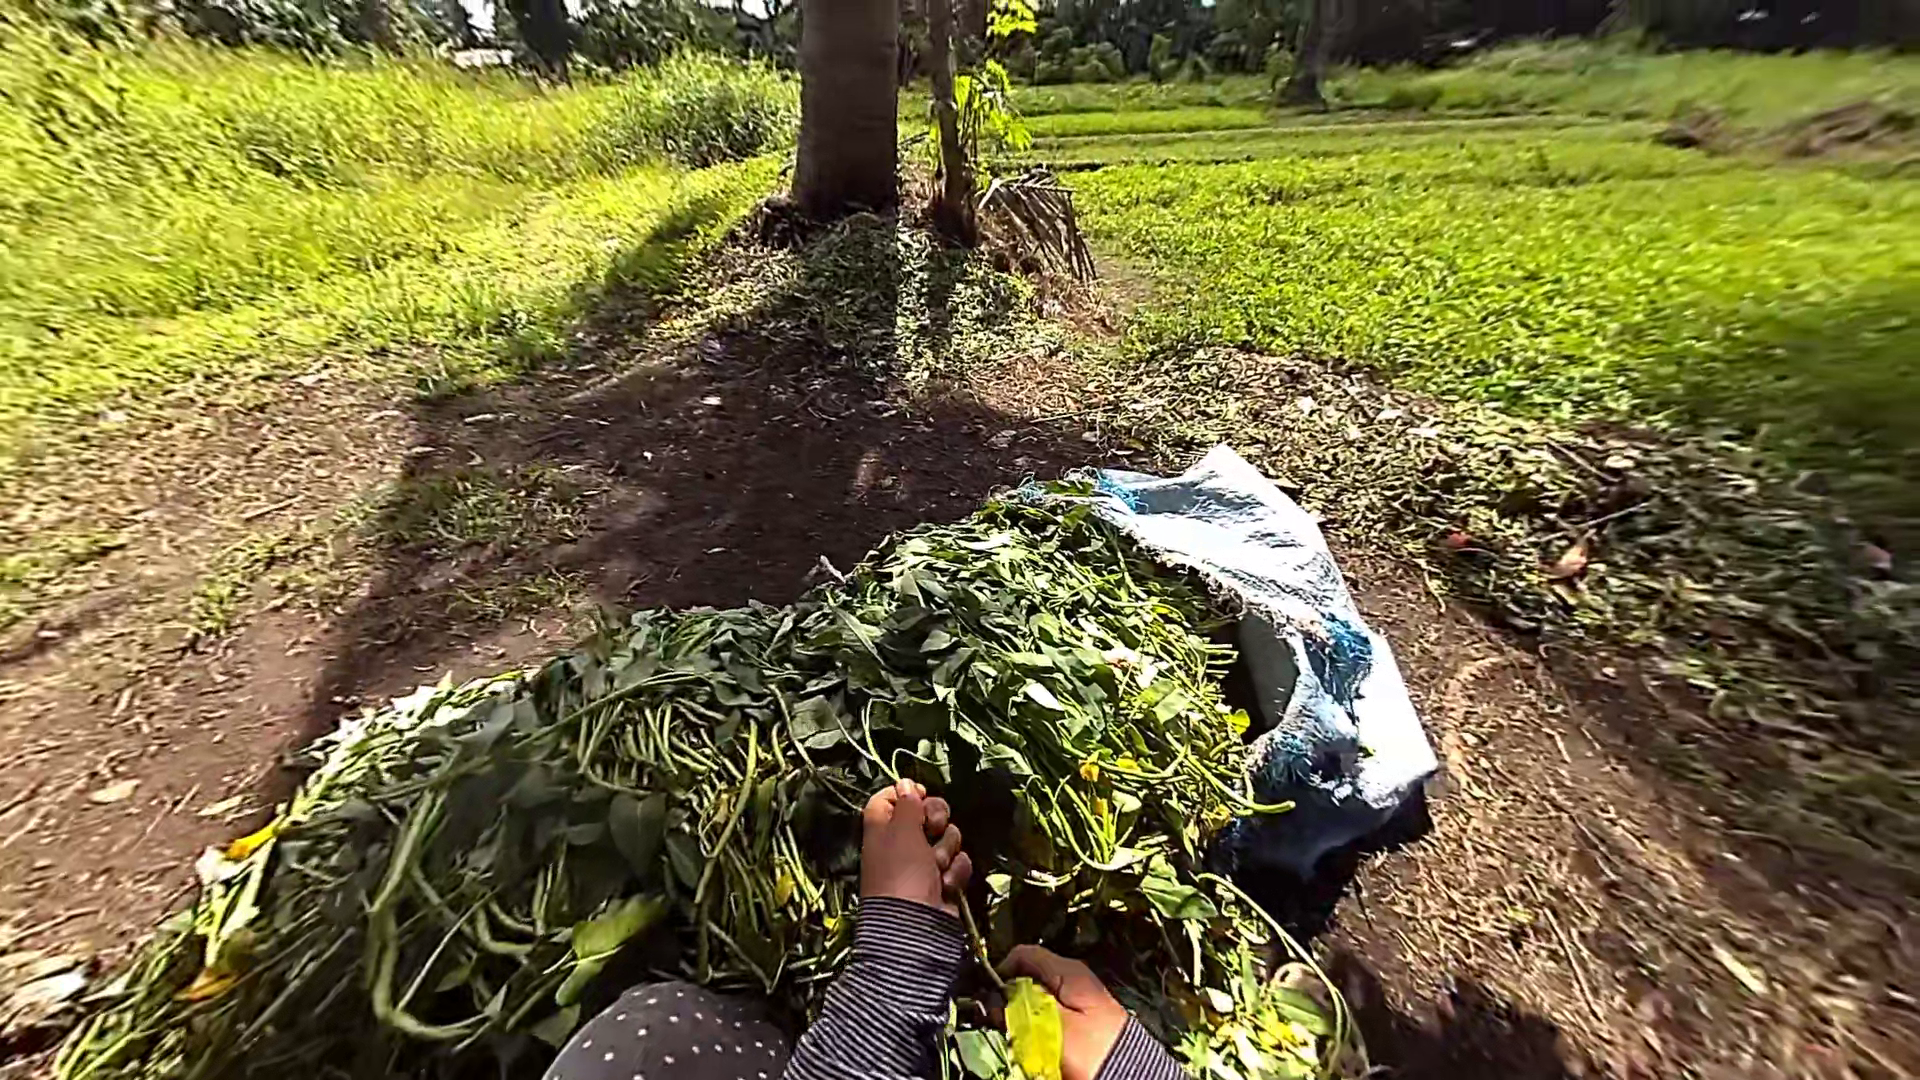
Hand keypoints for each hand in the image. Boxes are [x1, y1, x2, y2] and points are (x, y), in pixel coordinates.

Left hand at [860, 779, 971, 916]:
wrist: (916, 930)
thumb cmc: (902, 872)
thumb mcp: (902, 830)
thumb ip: (906, 804)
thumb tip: (905, 783)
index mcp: (884, 828)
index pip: (891, 797)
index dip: (907, 793)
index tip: (919, 794)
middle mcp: (903, 843)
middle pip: (927, 812)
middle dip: (936, 818)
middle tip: (933, 828)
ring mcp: (924, 864)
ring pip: (947, 836)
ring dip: (946, 850)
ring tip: (936, 868)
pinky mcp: (944, 882)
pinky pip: (958, 862)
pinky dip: (955, 872)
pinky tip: (947, 886)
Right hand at [997, 946, 1129, 1079]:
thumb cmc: (1094, 1051)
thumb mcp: (1054, 1027)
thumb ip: (1025, 1007)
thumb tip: (999, 995)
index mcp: (1066, 970)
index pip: (1025, 954)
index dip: (1002, 970)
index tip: (989, 994)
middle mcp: (1072, 978)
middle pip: (1030, 977)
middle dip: (1012, 997)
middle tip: (1000, 1022)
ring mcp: (1079, 1001)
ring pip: (1039, 1000)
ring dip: (1025, 1016)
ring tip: (1017, 1038)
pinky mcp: (1084, 1024)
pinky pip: (1051, 1018)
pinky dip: (1040, 1029)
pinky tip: (1036, 1047)